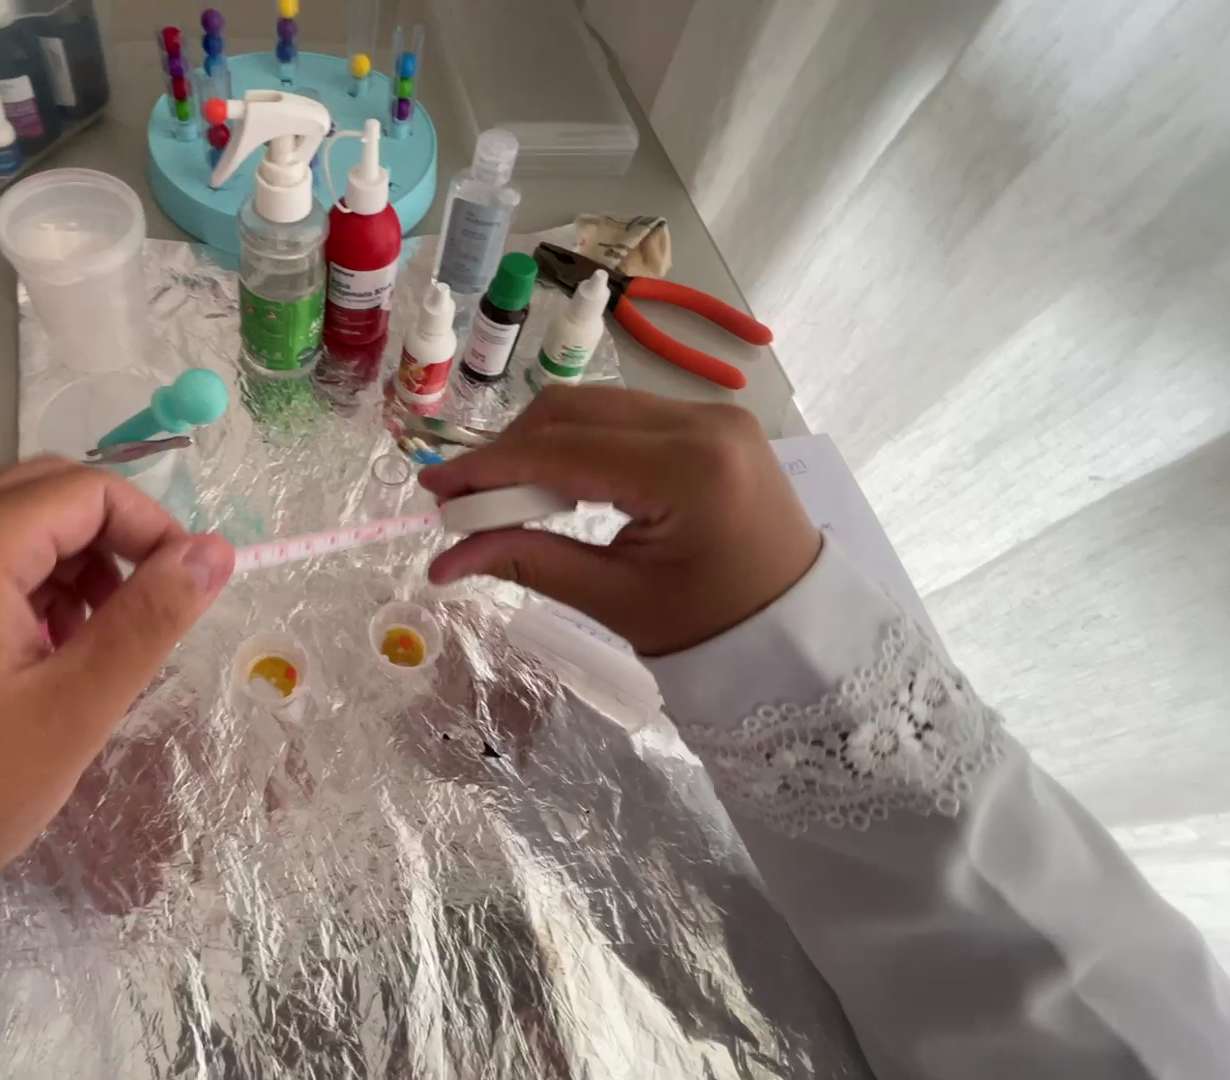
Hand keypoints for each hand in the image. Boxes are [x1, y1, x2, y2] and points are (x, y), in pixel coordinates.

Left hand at [0, 458, 234, 938]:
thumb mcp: (73, 711)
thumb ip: (150, 619)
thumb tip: (216, 551)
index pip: (88, 489)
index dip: (153, 528)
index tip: (184, 592)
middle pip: (47, 492)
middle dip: (114, 538)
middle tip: (144, 610)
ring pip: (11, 522)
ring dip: (72, 560)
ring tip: (93, 640)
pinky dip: (26, 581)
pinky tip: (39, 649)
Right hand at [422, 386, 819, 656]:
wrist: (795, 626)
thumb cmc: (711, 627)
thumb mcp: (613, 600)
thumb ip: (526, 562)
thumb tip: (442, 562)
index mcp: (688, 470)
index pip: (560, 450)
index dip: (486, 468)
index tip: (433, 489)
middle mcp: (701, 421)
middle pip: (568, 411)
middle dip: (505, 453)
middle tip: (463, 499)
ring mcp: (707, 412)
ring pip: (587, 405)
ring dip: (533, 445)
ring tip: (502, 495)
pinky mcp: (704, 419)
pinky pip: (615, 415)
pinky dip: (569, 443)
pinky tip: (551, 481)